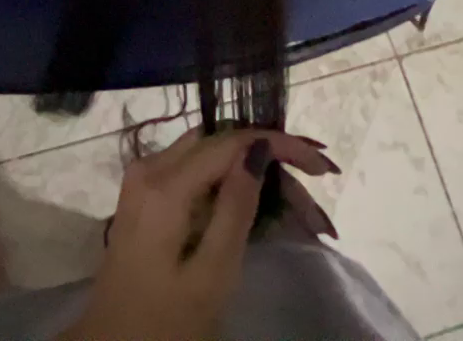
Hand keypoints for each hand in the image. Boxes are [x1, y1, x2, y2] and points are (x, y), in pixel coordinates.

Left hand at [59, 128, 336, 340]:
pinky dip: (224, 175)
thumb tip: (258, 150)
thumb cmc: (164, 321)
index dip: (277, 144)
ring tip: (291, 192)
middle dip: (266, 153)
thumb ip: (235, 208)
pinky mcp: (143, 191)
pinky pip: (191, 166)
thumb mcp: (211, 274)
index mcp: (164, 184)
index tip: (320, 165)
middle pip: (218, 140)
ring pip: (205, 150)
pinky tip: (253, 195)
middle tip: (312, 181)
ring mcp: (142, 176)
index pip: (230, 142)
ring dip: (247, 163)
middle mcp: (149, 165)